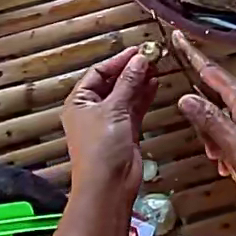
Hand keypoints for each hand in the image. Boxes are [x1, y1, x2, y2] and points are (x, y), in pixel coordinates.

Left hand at [62, 45, 158, 203]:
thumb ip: (128, 82)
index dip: (118, 60)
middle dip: (131, 69)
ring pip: (126, 94)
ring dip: (139, 81)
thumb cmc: (102, 147)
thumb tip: (140, 59)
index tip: (138, 50)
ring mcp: (109, 120)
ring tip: (156, 66)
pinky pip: (135, 107)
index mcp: (79, 101)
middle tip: (151, 56)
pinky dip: (144, 96)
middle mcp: (92, 109)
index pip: (98, 72)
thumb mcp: (114, 109)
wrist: (109, 185)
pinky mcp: (125, 130)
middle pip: (113, 82)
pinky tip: (155, 83)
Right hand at [170, 31, 235, 216]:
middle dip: (205, 124)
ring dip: (218, 141)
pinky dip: (232, 147)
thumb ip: (209, 120)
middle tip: (210, 150)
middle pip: (214, 99)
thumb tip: (185, 98)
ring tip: (226, 164)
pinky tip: (235, 167)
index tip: (177, 36)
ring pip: (225, 118)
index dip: (190, 54)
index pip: (209, 70)